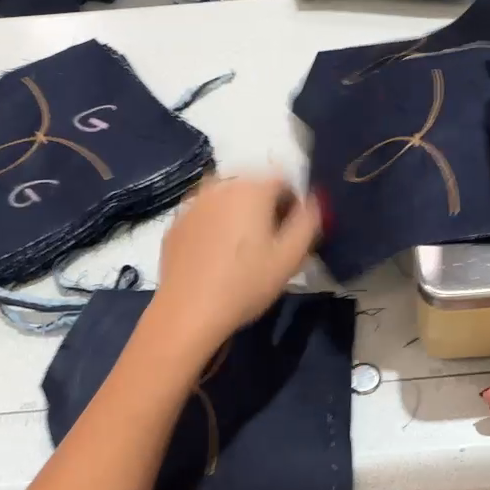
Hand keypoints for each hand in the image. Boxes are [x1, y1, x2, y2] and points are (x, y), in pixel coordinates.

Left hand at [149, 173, 320, 349]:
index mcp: (252, 188)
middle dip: (265, 206)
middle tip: (269, 243)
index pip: (283, 179)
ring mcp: (193, 202)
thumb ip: (308, 222)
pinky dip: (215, 226)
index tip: (293, 233)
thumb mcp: (290, 258)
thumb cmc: (246, 284)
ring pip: (226, 199)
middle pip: (252, 185)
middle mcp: (220, 185)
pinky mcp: (176, 223)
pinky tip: (217, 256)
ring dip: (239, 215)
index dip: (294, 203)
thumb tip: (313, 202)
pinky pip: (205, 215)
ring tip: (243, 250)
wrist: (189, 310)